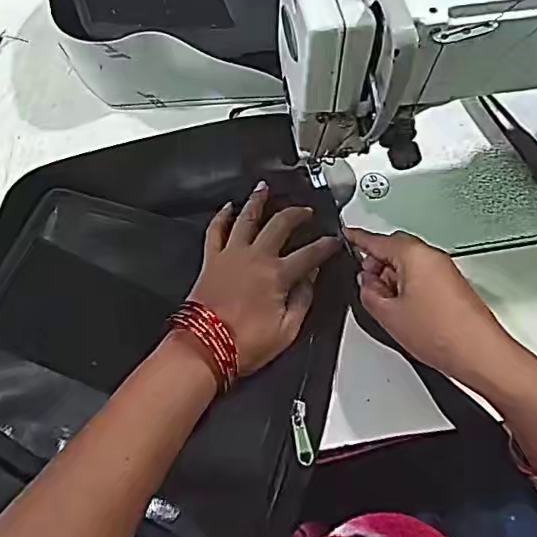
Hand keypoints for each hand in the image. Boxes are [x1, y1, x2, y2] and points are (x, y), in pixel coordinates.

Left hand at [186, 182, 341, 374]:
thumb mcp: (286, 330)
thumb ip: (303, 300)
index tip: (332, 242)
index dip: (325, 246)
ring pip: (247, 218)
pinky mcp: (211, 259)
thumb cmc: (242, 344)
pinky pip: (216, 230)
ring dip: (258, 201)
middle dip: (296, 214)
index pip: (309, 254)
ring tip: (265, 189)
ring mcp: (231, 255)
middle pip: (280, 224)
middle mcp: (255, 258)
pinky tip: (228, 207)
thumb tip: (311, 279)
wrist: (204, 347)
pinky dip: (222, 216)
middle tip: (305, 211)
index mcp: (277, 275)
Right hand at [348, 227, 514, 381]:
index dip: (357, 238)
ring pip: (410, 263)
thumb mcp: (387, 314)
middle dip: (377, 263)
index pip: (377, 239)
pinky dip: (410, 286)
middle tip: (366, 281)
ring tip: (389, 304)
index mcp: (414, 255)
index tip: (348, 234)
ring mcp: (446, 270)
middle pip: (395, 248)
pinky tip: (407, 311)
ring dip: (394, 277)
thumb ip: (368, 292)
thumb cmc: (445, 334)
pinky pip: (424, 276)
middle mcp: (433, 257)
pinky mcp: (454, 285)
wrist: (480, 355)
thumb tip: (367, 284)